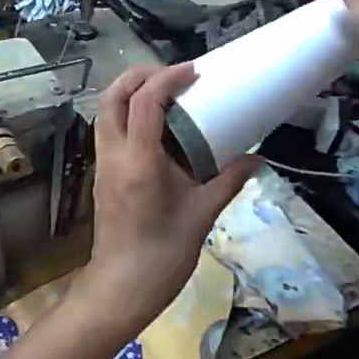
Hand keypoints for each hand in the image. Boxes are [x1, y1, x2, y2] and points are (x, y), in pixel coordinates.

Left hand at [81, 64, 259, 334]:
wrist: (122, 287)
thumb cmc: (163, 254)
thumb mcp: (202, 215)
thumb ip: (228, 180)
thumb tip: (256, 158)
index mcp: (137, 161)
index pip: (144, 102)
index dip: (167, 79)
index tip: (194, 72)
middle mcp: (113, 155)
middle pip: (111, 97)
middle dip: (139, 77)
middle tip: (173, 76)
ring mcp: (102, 165)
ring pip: (105, 113)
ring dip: (130, 94)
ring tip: (167, 96)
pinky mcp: (102, 176)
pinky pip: (109, 132)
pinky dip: (128, 116)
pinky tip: (158, 129)